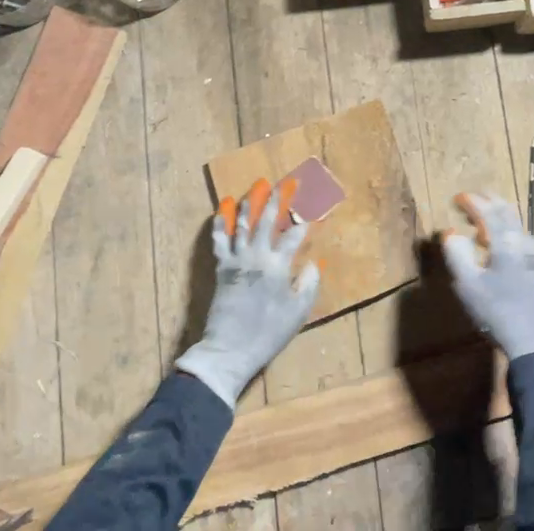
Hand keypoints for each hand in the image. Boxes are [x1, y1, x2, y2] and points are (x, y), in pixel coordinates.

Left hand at [174, 178, 319, 408]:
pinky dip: (220, 225)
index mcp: (278, 266)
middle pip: (266, 221)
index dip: (305, 218)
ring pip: (242, 226)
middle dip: (276, 200)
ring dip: (249, 206)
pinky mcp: (220, 268)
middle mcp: (257, 256)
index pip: (294, 234)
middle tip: (282, 183)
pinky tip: (220, 212)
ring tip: (253, 190)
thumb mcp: (297, 312)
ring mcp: (236, 260)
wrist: (229, 349)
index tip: (313, 203)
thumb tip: (313, 263)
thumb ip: (308, 284)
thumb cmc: (267, 333)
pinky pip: (219, 241)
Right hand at [439, 193, 533, 360]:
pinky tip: (507, 246)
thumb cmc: (496, 312)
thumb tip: (450, 232)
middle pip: (508, 213)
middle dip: (491, 201)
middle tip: (477, 197)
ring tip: (489, 219)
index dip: (473, 202)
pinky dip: (511, 233)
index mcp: (504, 243)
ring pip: (519, 226)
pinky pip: (524, 240)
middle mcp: (523, 243)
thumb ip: (457, 255)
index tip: (459, 197)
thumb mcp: (468, 285)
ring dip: (502, 217)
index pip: (488, 212)